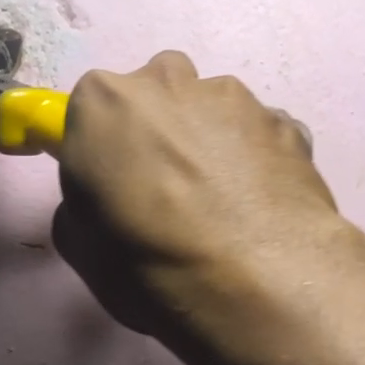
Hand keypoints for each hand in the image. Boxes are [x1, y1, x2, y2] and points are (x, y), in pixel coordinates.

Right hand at [52, 52, 364, 364]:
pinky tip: (259, 206)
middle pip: (153, 90)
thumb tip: (107, 198)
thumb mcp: (79, 241)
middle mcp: (166, 81)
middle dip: (155, 124)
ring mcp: (232, 96)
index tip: (107, 174)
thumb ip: (81, 199)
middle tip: (163, 183)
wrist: (255, 284)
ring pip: (210, 108)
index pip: (87, 105)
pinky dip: (255, 158)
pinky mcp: (286, 122)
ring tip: (221, 202)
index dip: (98, 141)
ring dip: (208, 139)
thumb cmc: (145, 260)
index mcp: (103, 99)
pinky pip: (258, 134)